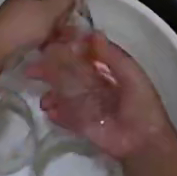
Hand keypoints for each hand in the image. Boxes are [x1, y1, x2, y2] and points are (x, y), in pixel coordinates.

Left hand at [0, 0, 83, 73]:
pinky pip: (37, 33)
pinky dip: (45, 39)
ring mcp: (20, 17)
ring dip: (57, 32)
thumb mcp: (50, 9)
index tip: (79, 17)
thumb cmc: (25, 26)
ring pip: (46, 22)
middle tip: (70, 33)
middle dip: (64, 19)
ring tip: (63, 44)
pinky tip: (50, 48)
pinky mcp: (17, 33)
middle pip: (53, 6)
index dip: (71, 2)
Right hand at [28, 33, 176, 161]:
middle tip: (33, 67)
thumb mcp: (131, 74)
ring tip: (44, 97)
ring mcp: (86, 105)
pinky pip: (64, 116)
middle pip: (68, 73)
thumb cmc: (141, 105)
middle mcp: (93, 85)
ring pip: (62, 94)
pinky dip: (55, 112)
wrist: (144, 142)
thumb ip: (112, 55)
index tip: (52, 39)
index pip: (84, 54)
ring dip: (50, 93)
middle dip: (50, 68)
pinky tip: (50, 110)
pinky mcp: (81, 124)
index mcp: (106, 71)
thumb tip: (92, 33)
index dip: (68, 46)